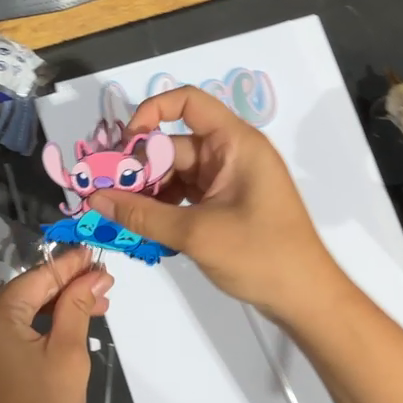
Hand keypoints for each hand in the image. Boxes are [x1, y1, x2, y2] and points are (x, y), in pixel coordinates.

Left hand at [0, 249, 110, 402]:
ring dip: (59, 304)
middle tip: (106, 283)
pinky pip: (17, 325)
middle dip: (68, 286)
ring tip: (98, 302)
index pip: (38, 278)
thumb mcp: (68, 352)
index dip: (70, 266)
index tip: (97, 254)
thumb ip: (77, 306)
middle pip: (30, 291)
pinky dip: (44, 322)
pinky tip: (73, 319)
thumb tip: (94, 274)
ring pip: (25, 308)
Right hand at [86, 86, 349, 323]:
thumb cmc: (261, 256)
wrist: (307, 300)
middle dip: (138, 166)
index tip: (125, 143)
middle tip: (105, 190)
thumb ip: (141, 215)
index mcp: (235, 144)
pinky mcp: (224, 204)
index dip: (152, 111)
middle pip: (172, 145)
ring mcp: (227, 180)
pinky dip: (161, 206)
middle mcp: (231, 154)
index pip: (188, 103)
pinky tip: (141, 226)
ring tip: (117, 213)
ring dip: (146, 190)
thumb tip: (95, 199)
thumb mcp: (195, 234)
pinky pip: (183, 194)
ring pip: (174, 172)